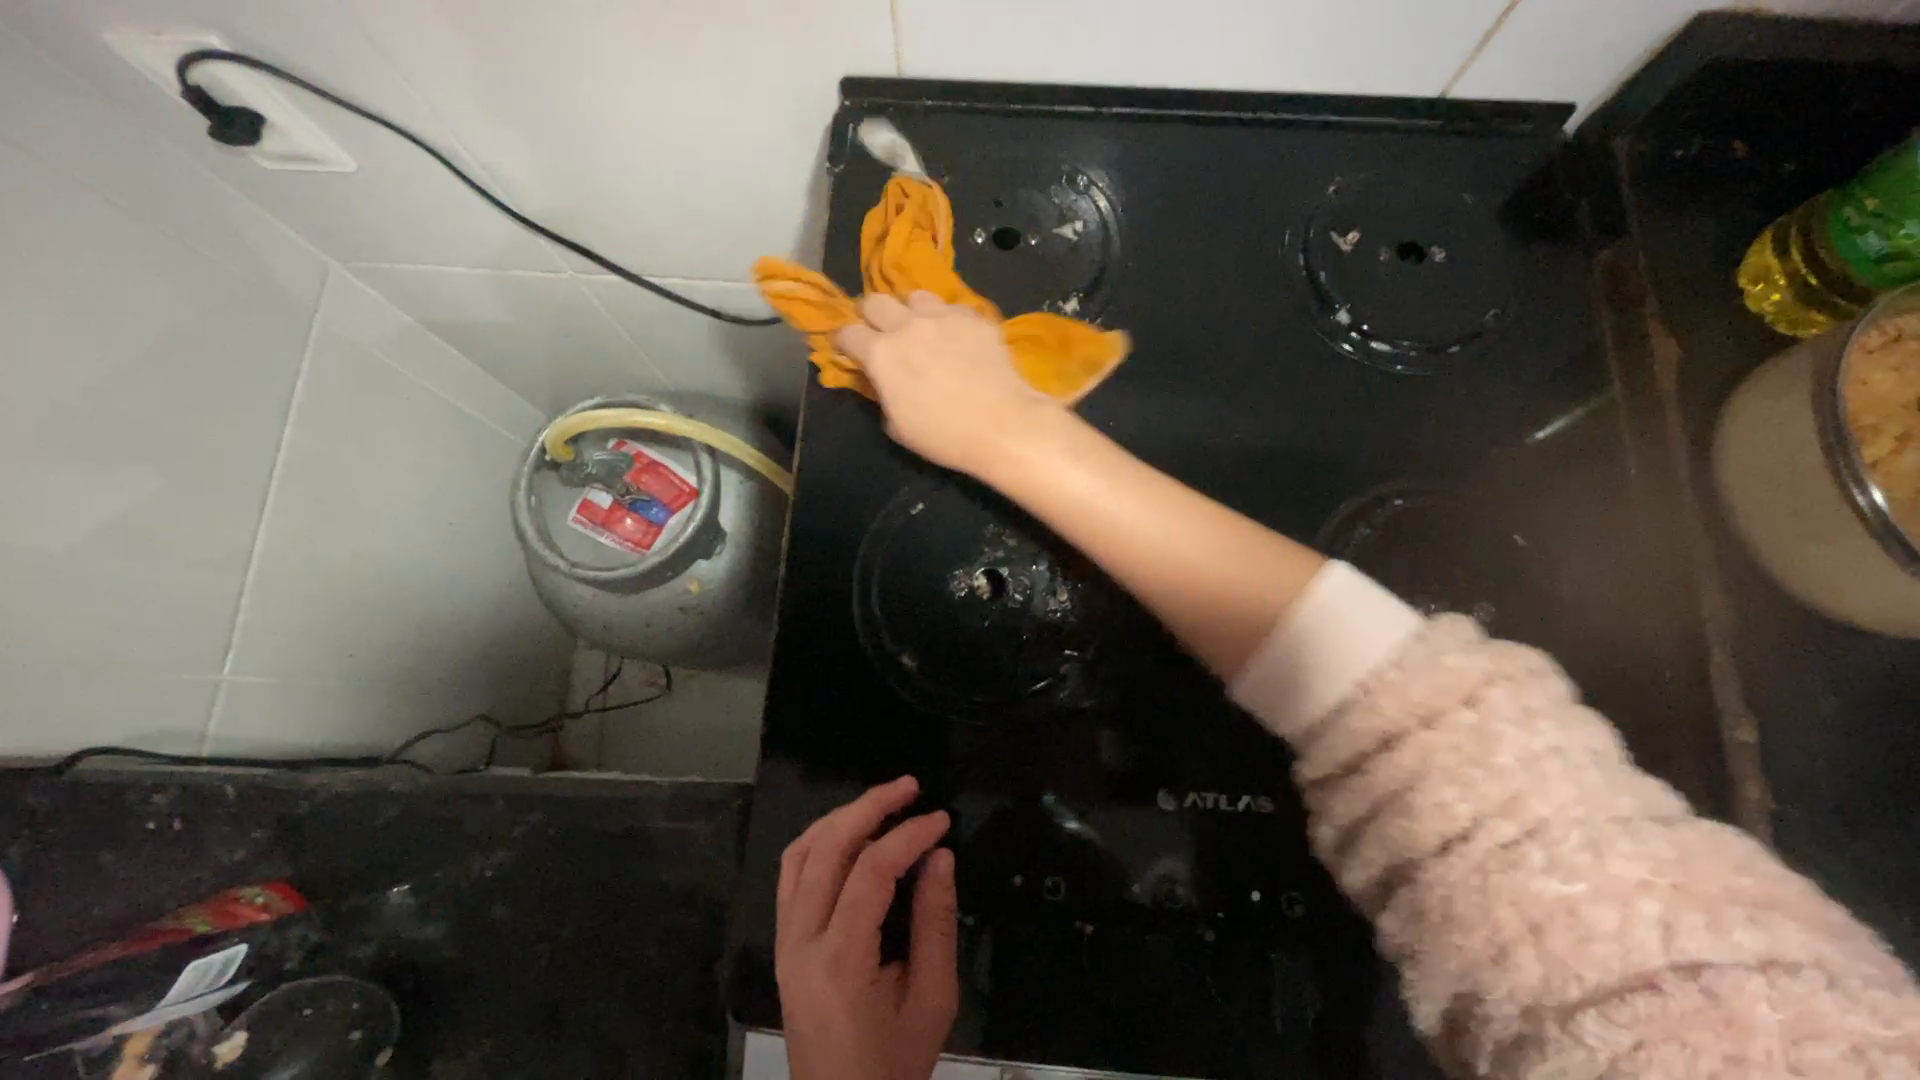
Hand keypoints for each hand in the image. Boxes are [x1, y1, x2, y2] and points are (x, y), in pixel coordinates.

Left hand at [776, 776, 958, 1079]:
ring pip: (800, 854)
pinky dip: (819, 841)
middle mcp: (799, 941)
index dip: (908, 836)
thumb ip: (935, 924)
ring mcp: (783, 941)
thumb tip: (939, 855)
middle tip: (910, 786)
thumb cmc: (893, 1064)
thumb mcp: (932, 1001)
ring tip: (881, 802)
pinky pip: (791, 875)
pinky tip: (848, 833)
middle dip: (869, 807)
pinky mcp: (781, 944)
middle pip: (826, 848)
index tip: (942, 819)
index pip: (871, 872)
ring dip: (841, 818)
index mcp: (838, 960)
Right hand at [836, 292, 1059, 476]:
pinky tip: (958, 338)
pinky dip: (949, 320)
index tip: (849, 350)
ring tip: (922, 328)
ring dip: (912, 310)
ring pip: (916, 296)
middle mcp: (908, 326)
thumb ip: (882, 396)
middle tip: (880, 332)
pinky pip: (953, 308)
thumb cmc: (944, 436)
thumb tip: (881, 383)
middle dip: (872, 315)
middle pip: (876, 300)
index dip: (844, 341)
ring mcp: (944, 317)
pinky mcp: (975, 318)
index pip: (847, 333)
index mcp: (881, 354)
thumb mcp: (897, 426)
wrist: (1002, 424)